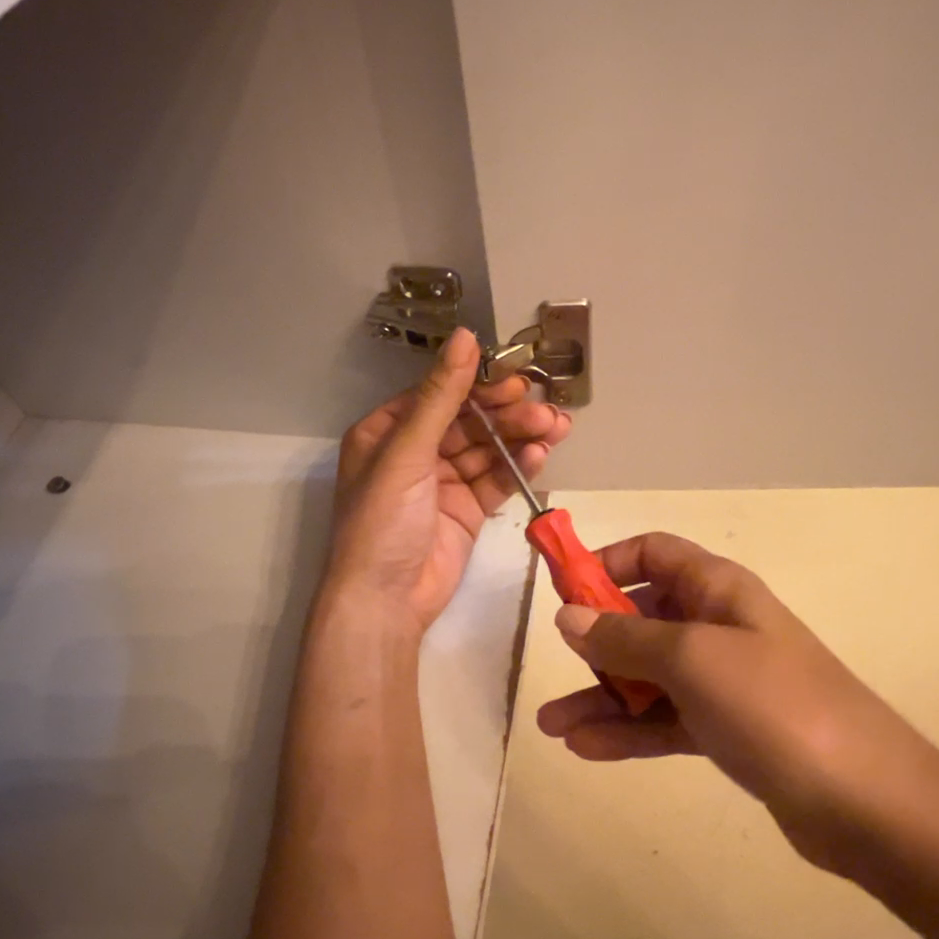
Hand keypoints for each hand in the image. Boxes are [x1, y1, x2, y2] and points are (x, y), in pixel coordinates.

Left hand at [322, 328, 571, 637]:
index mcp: (387, 432)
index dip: (478, 385)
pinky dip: (517, 468)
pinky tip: (540, 456)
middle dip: (507, 414)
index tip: (516, 380)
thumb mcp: (406, 452)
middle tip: (544, 410)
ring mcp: (443, 483)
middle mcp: (415, 452)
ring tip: (556, 428)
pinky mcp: (467, 510)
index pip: (440, 395)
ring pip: (488, 449)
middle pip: (469, 421)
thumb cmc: (382, 520)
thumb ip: (440, 396)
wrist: (384, 601)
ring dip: (520, 438)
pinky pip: (495, 480)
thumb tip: (466, 337)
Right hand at [536, 533, 938, 873]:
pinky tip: (585, 748)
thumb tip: (568, 615)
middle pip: (644, 616)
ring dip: (601, 696)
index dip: (606, 563)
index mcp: (718, 590)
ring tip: (550, 725)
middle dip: (595, 639)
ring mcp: (725, 682)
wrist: (865, 799)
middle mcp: (719, 627)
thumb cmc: (773, 704)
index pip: (654, 553)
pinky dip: (628, 732)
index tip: (562, 592)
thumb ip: (624, 637)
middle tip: (556, 665)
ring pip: (649, 677)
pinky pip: (665, 720)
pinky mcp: (728, 731)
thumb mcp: (691, 658)